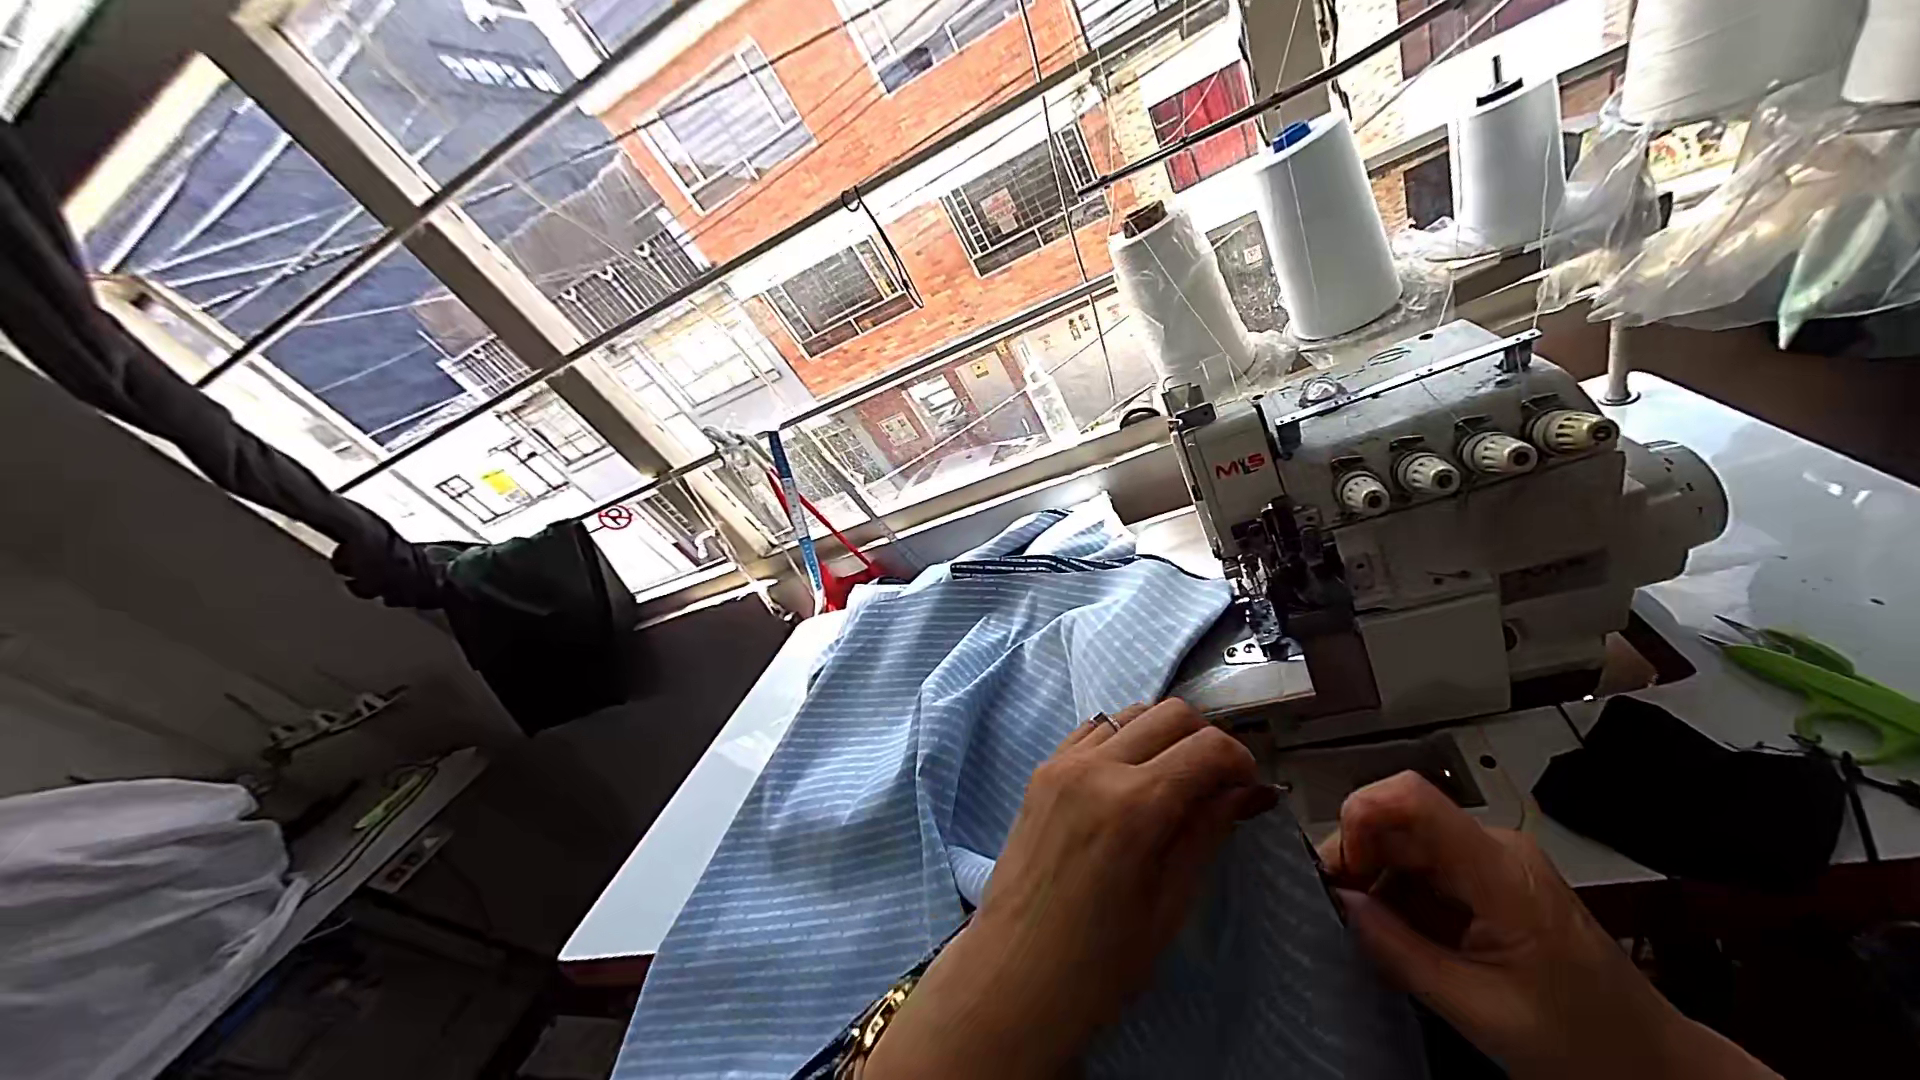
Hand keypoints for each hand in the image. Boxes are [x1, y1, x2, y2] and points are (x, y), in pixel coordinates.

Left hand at [865, 699, 1277, 1078]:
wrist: (1014, 974)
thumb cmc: (1100, 960)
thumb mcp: (1170, 902)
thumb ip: (1208, 831)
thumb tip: (1249, 790)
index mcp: (1133, 804)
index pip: (1207, 747)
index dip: (1240, 761)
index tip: (1249, 787)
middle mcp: (1095, 767)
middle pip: (1170, 713)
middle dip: (1206, 738)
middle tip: (1217, 781)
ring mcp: (1062, 763)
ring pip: (1130, 713)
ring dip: (1164, 733)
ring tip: (1176, 778)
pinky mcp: (1042, 771)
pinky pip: (1092, 730)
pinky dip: (1123, 738)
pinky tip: (1130, 776)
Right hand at [1321, 771, 1778, 1079]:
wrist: (1655, 1067)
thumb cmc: (1587, 1045)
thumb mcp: (1478, 1009)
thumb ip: (1398, 950)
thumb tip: (1338, 902)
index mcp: (1502, 871)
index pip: (1411, 798)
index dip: (1359, 814)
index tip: (1340, 869)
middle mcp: (1493, 849)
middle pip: (1396, 823)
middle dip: (1356, 861)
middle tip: (1340, 911)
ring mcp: (1490, 860)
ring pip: (1399, 844)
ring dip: (1374, 882)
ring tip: (1372, 933)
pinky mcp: (1484, 876)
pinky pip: (1418, 867)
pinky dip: (1395, 895)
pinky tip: (1399, 934)